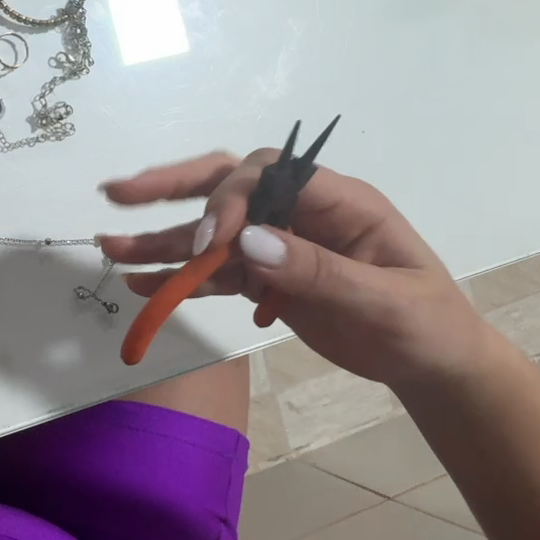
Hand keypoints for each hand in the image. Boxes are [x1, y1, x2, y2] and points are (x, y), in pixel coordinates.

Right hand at [99, 150, 499, 389]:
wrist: (428, 362)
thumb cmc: (424, 325)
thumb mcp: (384, 300)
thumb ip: (317, 270)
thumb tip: (247, 242)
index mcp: (336, 202)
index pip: (269, 176)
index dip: (231, 199)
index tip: (211, 244)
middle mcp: (297, 214)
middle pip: (224, 184)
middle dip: (170, 187)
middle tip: (118, 193)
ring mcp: (276, 246)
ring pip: (208, 232)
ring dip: (160, 239)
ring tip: (111, 246)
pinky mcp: (262, 279)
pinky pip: (212, 274)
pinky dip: (177, 279)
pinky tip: (141, 284)